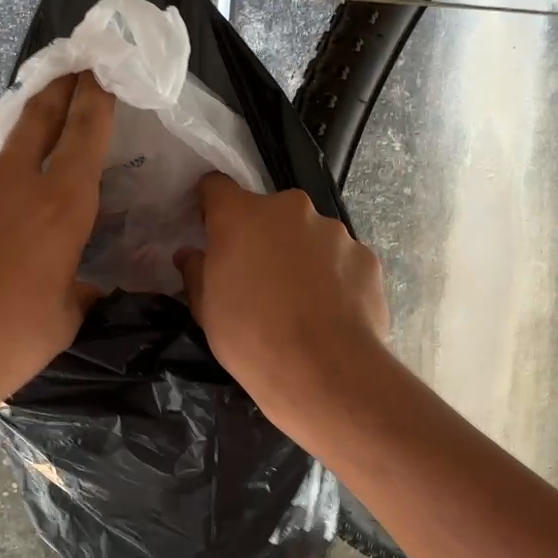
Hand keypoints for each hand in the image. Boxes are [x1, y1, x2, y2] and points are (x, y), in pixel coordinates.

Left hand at [0, 72, 113, 417]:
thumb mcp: (63, 321)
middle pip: (37, 119)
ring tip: (26, 198)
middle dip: (58, 91)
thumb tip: (84, 283)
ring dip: (18, 166)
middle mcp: (10, 185)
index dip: (95, 100)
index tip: (99, 73)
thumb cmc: (3, 344)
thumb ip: (79, 289)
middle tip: (70, 72)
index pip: (84, 135)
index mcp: (59, 206)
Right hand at [176, 173, 389, 438]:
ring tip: (303, 304)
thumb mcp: (206, 310)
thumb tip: (190, 254)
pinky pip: (343, 261)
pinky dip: (335, 279)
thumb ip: (197, 272)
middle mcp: (291, 210)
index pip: (217, 187)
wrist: (323, 370)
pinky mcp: (367, 258)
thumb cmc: (250, 337)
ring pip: (311, 236)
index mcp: (243, 215)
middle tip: (260, 280)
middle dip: (264, 238)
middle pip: (270, 213)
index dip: (212, 206)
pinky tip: (332, 314)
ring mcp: (335, 231)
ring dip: (303, 257)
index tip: (212, 230)